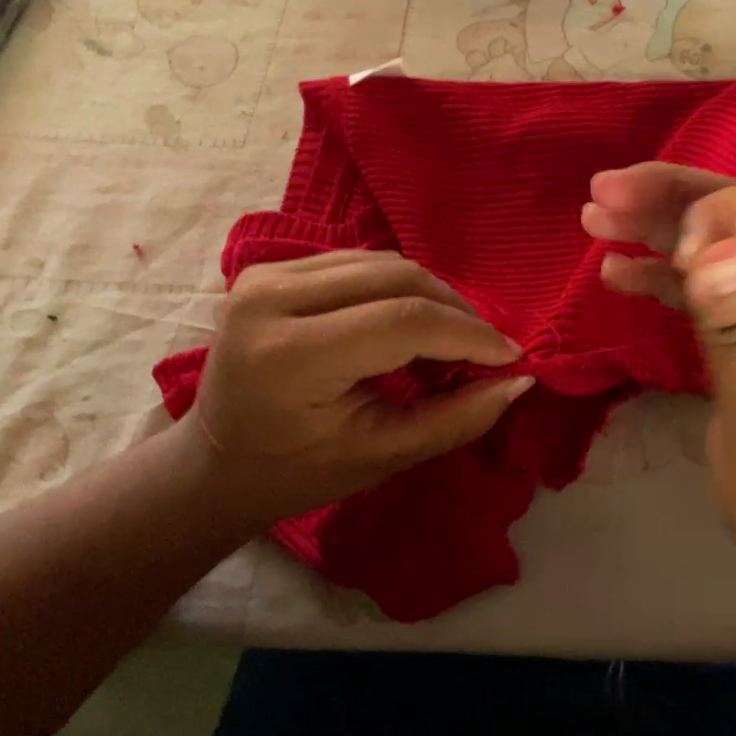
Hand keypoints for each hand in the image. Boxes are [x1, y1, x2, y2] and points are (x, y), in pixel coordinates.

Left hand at [191, 250, 531, 520]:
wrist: (216, 463)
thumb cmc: (296, 473)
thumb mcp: (381, 457)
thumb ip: (456, 418)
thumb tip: (520, 379)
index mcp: (289, 356)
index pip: (403, 322)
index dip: (468, 335)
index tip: (510, 357)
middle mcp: (270, 298)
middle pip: (398, 278)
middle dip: (456, 311)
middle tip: (486, 350)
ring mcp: (264, 275)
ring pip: (384, 262)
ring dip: (432, 295)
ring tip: (453, 337)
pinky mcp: (268, 267)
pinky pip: (360, 262)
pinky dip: (399, 287)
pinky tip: (412, 320)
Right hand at [584, 165, 735, 612]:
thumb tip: (717, 243)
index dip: (719, 213)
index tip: (670, 251)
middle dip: (673, 198)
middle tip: (601, 191)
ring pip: (716, 252)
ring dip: (657, 229)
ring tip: (593, 215)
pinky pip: (707, 295)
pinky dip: (661, 277)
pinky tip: (616, 272)